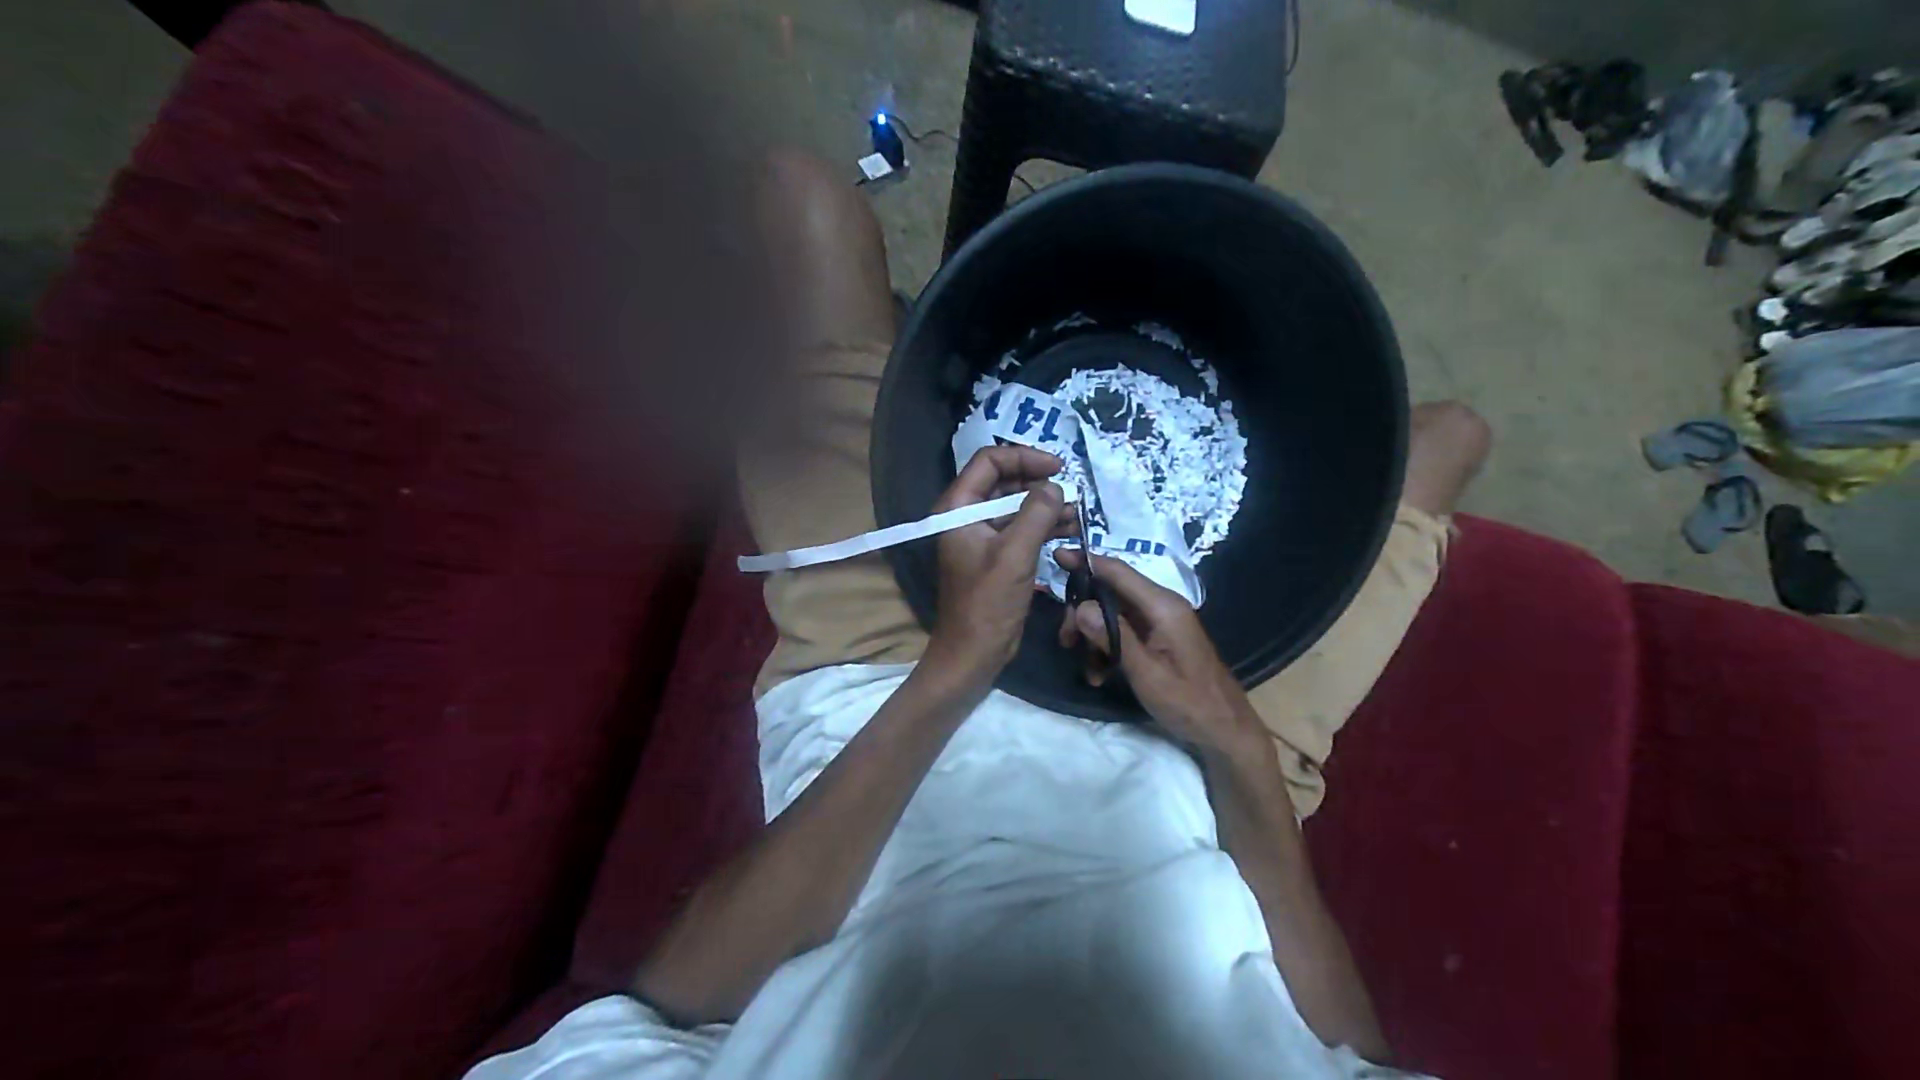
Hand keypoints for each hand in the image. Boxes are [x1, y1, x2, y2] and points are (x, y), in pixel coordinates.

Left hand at [924, 446, 1073, 683]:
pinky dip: (1044, 526)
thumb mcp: (1015, 554)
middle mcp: (967, 516)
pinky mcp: (998, 555)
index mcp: (958, 508)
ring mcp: (983, 536)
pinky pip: (1022, 529)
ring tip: (1077, 512)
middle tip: (1071, 491)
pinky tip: (1071, 527)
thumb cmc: (987, 602)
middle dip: (1039, 483)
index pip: (989, 462)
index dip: (1023, 457)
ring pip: (1017, 505)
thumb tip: (1055, 486)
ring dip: (1046, 506)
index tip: (1057, 467)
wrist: (974, 652)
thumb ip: (1035, 514)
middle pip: (1004, 481)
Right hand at [1054, 548, 1262, 754]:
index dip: (1086, 561)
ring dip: (1093, 637)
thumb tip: (1081, 606)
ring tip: (1088, 669)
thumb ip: (1113, 637)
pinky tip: (1101, 674)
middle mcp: (1161, 606)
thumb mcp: (1146, 673)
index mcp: (1163, 606)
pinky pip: (1123, 631)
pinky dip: (1107, 648)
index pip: (1118, 571)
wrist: (1224, 730)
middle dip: (1083, 613)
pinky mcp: (1158, 637)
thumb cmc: (1188, 702)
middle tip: (1066, 640)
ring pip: (1112, 614)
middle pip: (1110, 592)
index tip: (1056, 555)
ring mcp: (1160, 622)